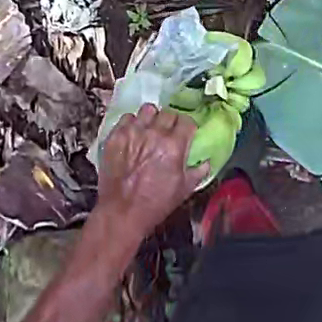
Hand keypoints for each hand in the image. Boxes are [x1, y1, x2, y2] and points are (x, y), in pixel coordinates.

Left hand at [93, 105, 208, 243]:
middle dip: (171, 122)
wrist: (122, 212)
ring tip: (150, 128)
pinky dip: (132, 123)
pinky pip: (127, 118)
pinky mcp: (115, 136)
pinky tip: (133, 134)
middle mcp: (153, 134)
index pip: (186, 121)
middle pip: (168, 113)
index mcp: (174, 145)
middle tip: (168, 132)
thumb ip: (198, 172)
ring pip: (147, 110)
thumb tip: (206, 162)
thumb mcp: (184, 190)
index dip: (188, 127)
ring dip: (151, 118)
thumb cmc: (155, 203)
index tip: (186, 133)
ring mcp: (132, 132)